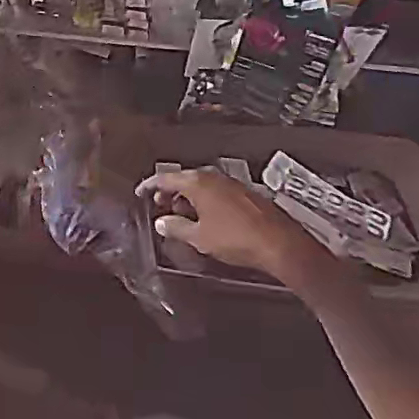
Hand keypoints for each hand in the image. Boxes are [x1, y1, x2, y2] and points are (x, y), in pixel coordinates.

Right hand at [136, 167, 332, 285]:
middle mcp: (213, 176)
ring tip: (180, 216)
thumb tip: (162, 222)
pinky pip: (214, 191)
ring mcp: (230, 183)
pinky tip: (204, 218)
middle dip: (169, 192)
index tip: (141, 192)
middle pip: (183, 179)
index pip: (166, 178)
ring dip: (187, 197)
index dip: (150, 185)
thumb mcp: (200, 237)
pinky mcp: (243, 193)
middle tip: (159, 206)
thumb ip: (176, 227)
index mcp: (198, 182)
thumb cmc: (236, 238)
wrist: (277, 242)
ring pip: (200, 185)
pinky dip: (203, 200)